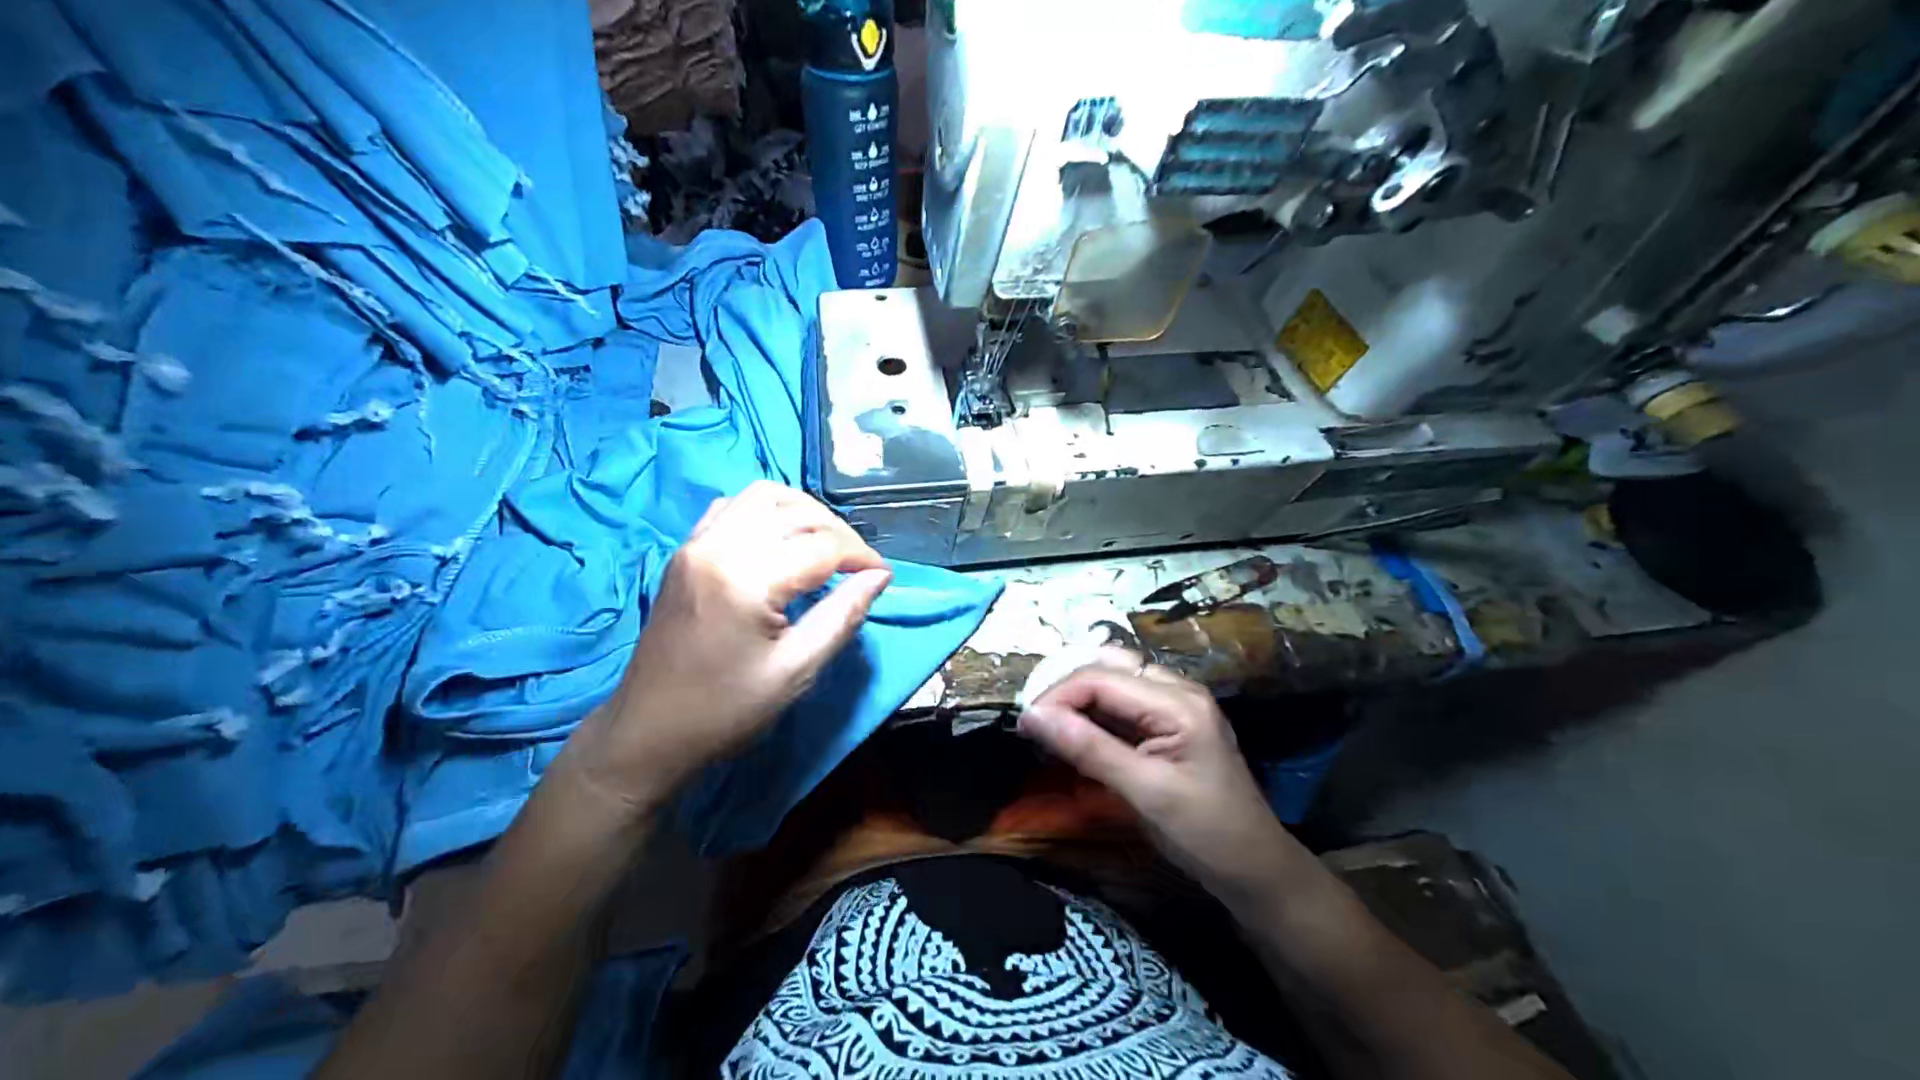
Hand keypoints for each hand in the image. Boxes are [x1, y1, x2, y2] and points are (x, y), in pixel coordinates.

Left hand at [563, 481, 891, 811]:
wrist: (648, 732)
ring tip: (826, 545)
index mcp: (746, 578)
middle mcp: (718, 546)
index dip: (861, 557)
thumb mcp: (796, 670)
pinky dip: (766, 513)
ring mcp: (696, 544)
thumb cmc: (726, 710)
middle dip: (838, 532)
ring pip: (763, 496)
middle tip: (859, 566)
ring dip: (803, 512)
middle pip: (796, 511)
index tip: (883, 577)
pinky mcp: (685, 552)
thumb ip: (842, 616)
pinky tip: (781, 541)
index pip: (822, 546)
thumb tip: (879, 577)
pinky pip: (732, 507)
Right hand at [1018, 651, 1293, 895]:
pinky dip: (1093, 711)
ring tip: (1047, 723)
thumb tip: (1032, 716)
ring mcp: (1176, 704)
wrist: (1256, 870)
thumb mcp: (1145, 792)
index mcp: (1178, 702)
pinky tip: (1074, 731)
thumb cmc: (1206, 834)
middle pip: (1108, 666)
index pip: (1101, 678)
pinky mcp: (1170, 722)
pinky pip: (1123, 701)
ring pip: (1113, 678)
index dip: (1058, 695)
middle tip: (1034, 720)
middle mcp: (1178, 690)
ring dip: (1077, 696)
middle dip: (1065, 686)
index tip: (1025, 726)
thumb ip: (1088, 749)